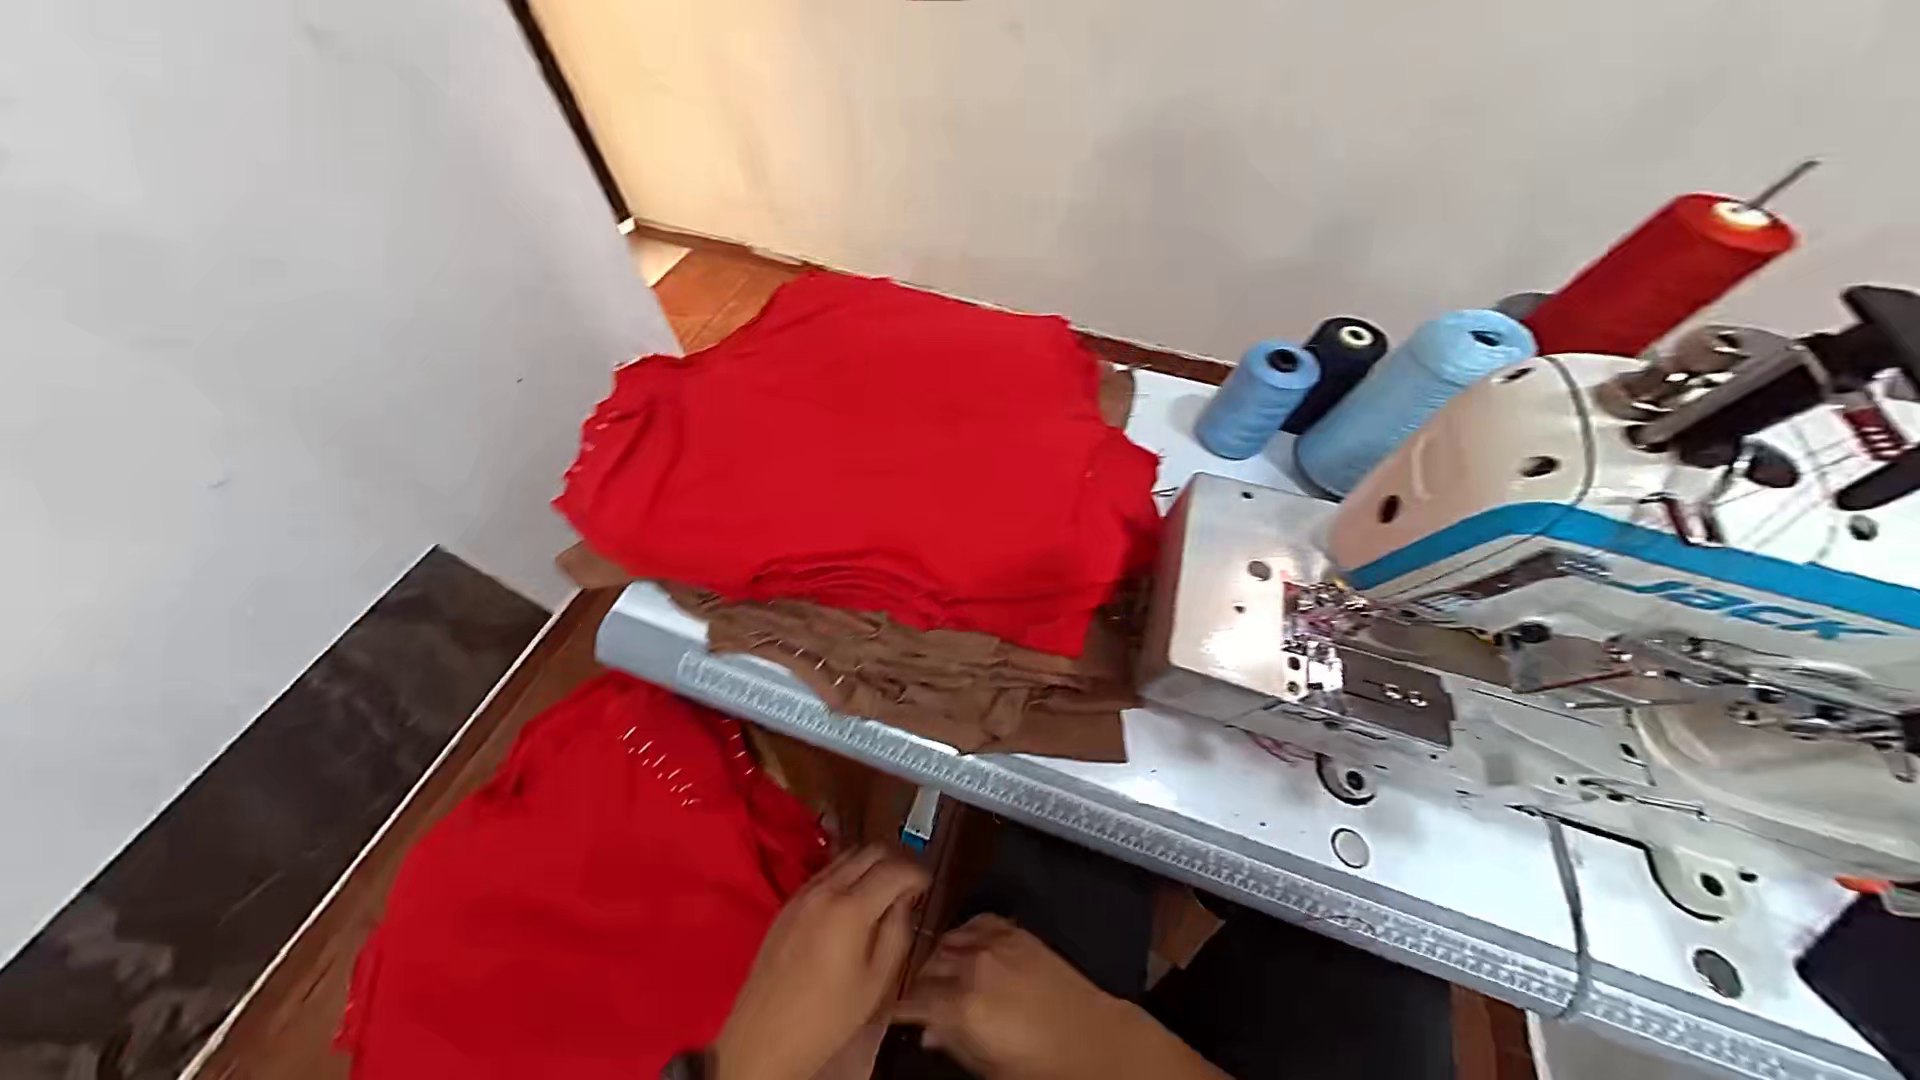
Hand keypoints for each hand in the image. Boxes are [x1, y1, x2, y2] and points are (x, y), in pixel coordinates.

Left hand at [712, 845, 928, 1079]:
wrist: (761, 1040)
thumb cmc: (824, 1019)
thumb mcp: (875, 984)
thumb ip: (896, 933)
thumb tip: (904, 902)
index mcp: (851, 909)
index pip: (895, 869)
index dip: (917, 873)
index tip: (926, 884)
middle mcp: (827, 890)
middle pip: (871, 851)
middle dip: (896, 860)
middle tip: (909, 882)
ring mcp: (804, 893)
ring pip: (847, 856)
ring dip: (871, 864)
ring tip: (884, 888)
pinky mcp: (788, 903)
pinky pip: (826, 872)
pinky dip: (848, 874)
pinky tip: (853, 900)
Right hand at [893, 915, 1227, 1079]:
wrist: (1090, 1039)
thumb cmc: (1039, 1066)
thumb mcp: (988, 1067)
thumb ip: (951, 1042)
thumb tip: (925, 1029)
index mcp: (962, 1006)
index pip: (912, 1000)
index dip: (898, 1007)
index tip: (890, 1012)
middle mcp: (972, 967)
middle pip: (926, 967)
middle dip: (917, 983)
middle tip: (915, 998)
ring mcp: (994, 943)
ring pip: (946, 940)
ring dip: (937, 957)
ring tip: (937, 974)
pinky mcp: (1013, 930)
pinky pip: (975, 923)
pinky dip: (963, 934)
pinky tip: (963, 948)